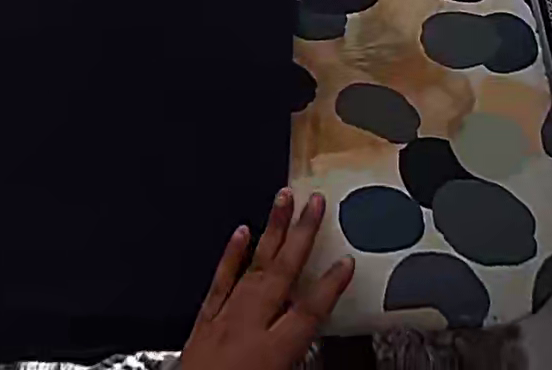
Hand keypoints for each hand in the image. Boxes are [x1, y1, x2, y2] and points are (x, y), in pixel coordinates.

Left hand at [180, 188, 354, 369]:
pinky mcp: (203, 323)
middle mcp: (249, 327)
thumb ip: (296, 361)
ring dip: (272, 230)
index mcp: (271, 353)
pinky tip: (241, 230)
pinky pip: (220, 282)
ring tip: (284, 197)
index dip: (330, 285)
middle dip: (302, 234)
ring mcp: (224, 320)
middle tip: (316, 200)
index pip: (309, 311)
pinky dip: (231, 256)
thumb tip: (314, 344)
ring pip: (254, 266)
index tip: (347, 260)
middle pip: (282, 272)